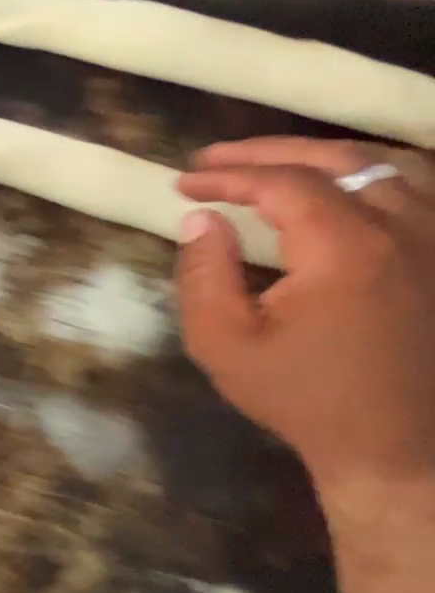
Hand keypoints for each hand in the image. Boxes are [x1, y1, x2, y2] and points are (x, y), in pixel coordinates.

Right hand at [176, 136, 434, 537]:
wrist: (397, 439)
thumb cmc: (299, 393)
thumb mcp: (223, 340)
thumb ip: (204, 274)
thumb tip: (199, 220)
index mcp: (346, 249)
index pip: (285, 184)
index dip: (229, 176)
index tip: (182, 183)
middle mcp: (408, 228)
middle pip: (343, 160)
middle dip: (272, 152)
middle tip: (216, 159)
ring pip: (395, 165)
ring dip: (326, 156)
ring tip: (275, 163)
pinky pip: (423, 189)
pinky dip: (376, 173)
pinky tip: (344, 184)